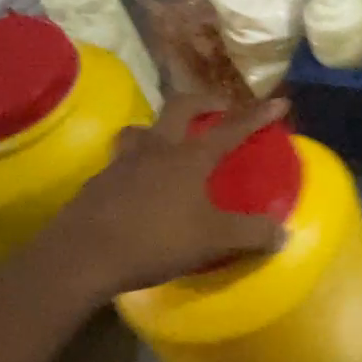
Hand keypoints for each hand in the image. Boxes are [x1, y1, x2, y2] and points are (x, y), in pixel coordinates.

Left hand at [36, 95, 290, 298]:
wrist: (78, 260)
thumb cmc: (154, 240)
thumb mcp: (213, 240)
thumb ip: (251, 234)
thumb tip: (284, 233)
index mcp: (190, 157)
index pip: (232, 127)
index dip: (258, 114)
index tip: (279, 102)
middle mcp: (158, 150)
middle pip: (180, 107)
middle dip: (204, 102)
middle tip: (218, 109)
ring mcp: (122, 164)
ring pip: (140, 131)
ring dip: (157, 130)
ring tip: (167, 144)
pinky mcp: (96, 185)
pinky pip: (119, 164)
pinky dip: (133, 167)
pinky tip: (136, 189)